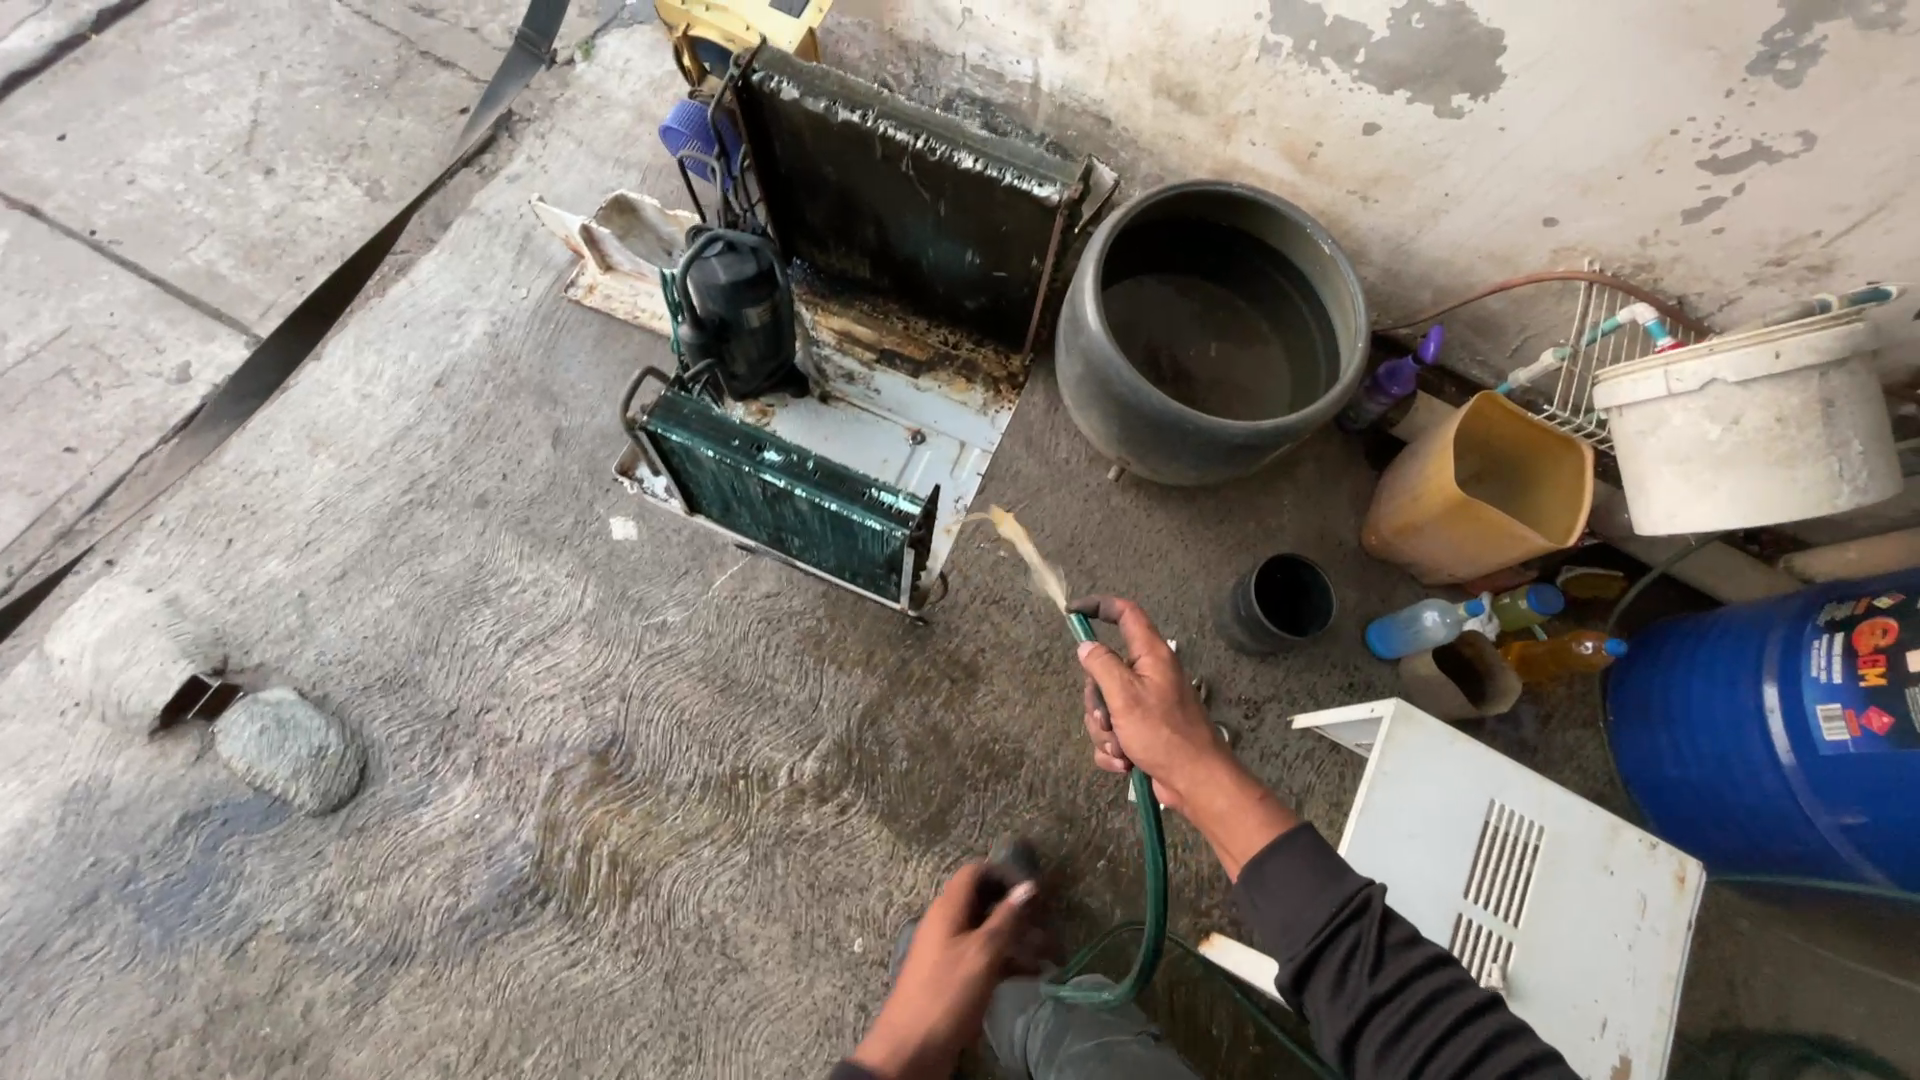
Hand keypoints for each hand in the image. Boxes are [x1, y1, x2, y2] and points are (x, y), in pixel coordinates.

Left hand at [850, 862, 1037, 1078]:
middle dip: (1015, 909)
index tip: (1031, 891)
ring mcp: (949, 949)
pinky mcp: (954, 975)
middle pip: (983, 901)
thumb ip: (1006, 919)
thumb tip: (1027, 886)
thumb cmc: (946, 994)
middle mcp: (947, 922)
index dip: (1003, 874)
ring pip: (986, 931)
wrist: (910, 1049)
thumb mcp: (982, 954)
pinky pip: (983, 956)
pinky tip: (1032, 973)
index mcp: (947, 908)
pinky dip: (1006, 960)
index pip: (975, 872)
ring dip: (1016, 937)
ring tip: (1047, 951)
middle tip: (1045, 922)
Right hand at [1071, 595, 1230, 813]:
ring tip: (1121, 748)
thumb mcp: (1125, 695)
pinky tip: (1124, 762)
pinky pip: (1112, 732)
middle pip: (1104, 670)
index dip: (1099, 606)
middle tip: (1107, 719)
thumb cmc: (1164, 734)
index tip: (1072, 613)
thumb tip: (1085, 646)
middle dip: (1096, 700)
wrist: (1196, 782)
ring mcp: (1145, 704)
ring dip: (1104, 731)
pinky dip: (1112, 749)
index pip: (1126, 614)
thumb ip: (1101, 665)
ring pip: (1104, 705)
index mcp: (1151, 656)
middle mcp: (1148, 675)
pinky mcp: (1142, 731)